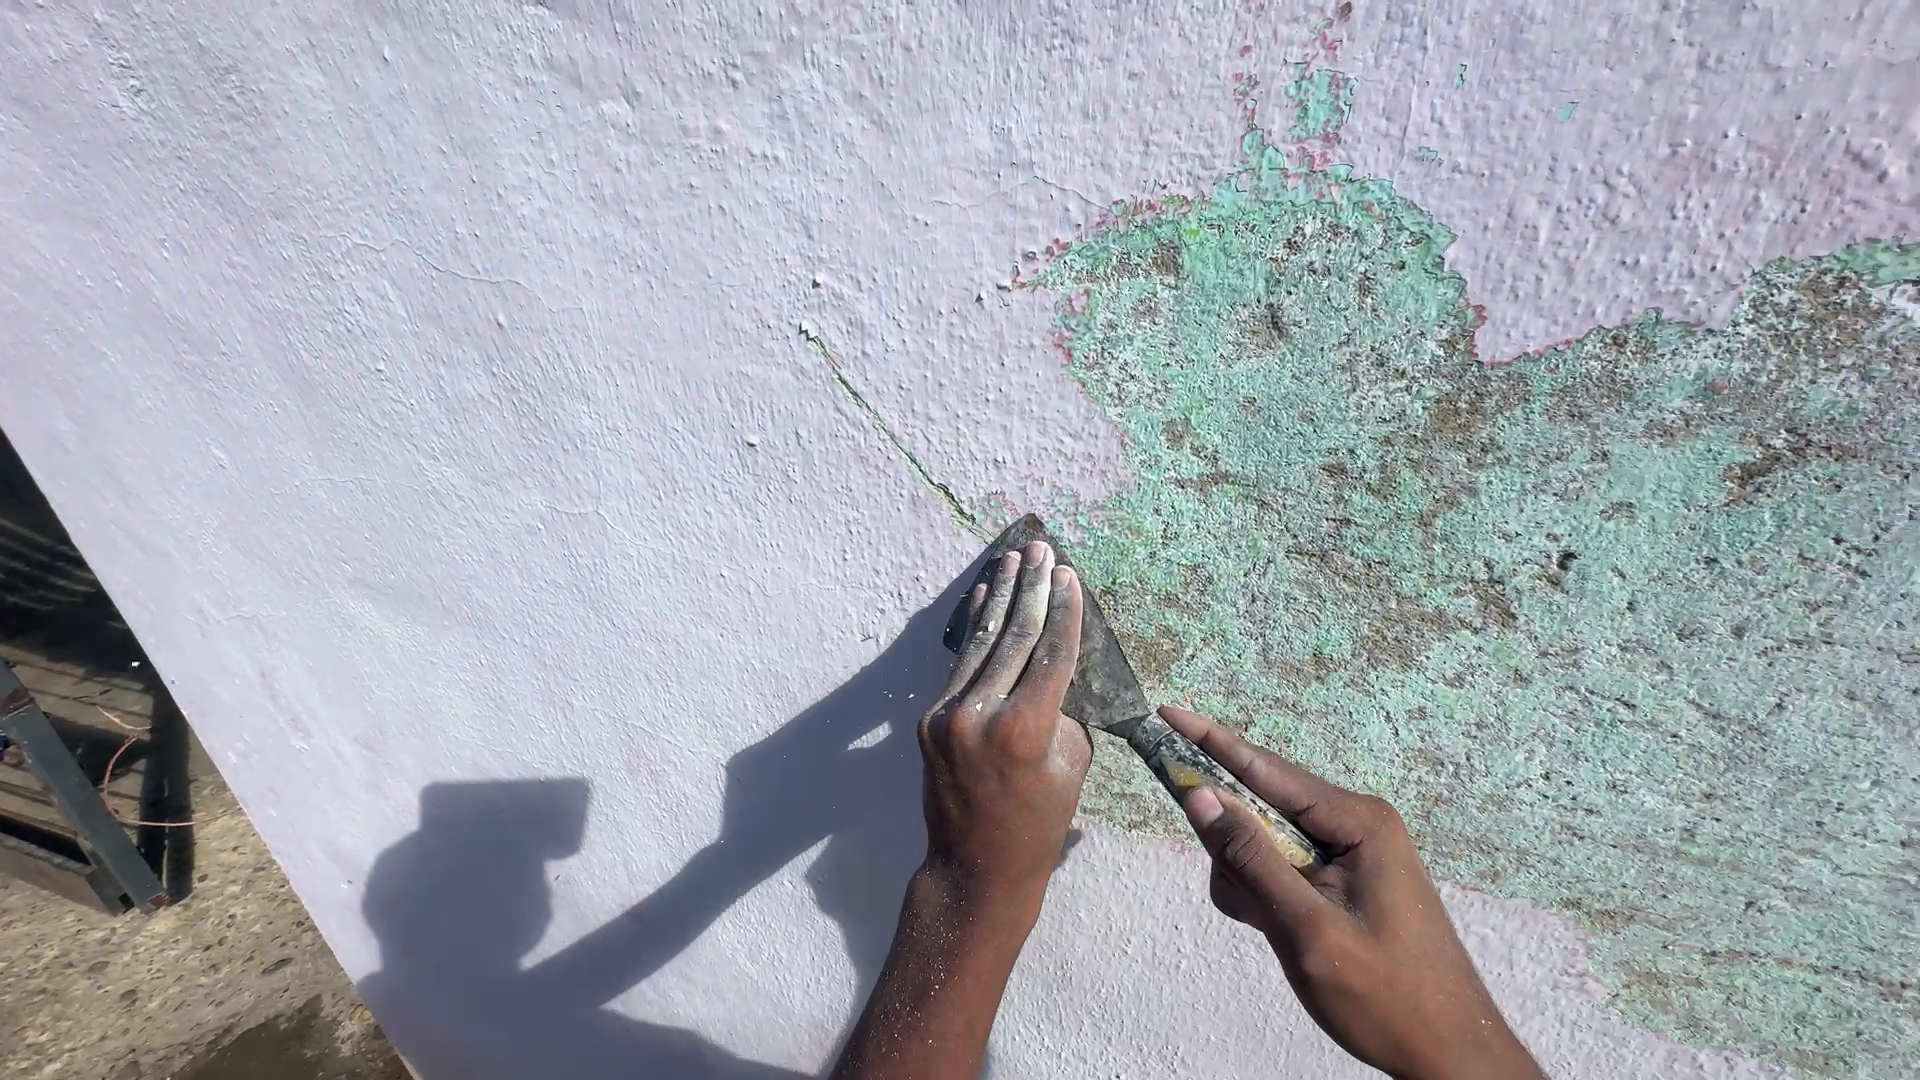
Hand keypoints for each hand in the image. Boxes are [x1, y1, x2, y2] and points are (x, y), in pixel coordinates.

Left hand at [917, 541, 1090, 904]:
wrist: (975, 865)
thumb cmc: (1039, 821)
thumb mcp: (1071, 763)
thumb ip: (1062, 707)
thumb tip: (1050, 663)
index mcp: (1026, 729)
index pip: (1051, 653)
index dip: (1064, 610)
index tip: (1069, 574)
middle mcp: (980, 714)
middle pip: (1014, 637)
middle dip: (1032, 589)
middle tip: (1042, 550)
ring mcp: (947, 715)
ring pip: (982, 643)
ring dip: (999, 597)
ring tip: (1013, 560)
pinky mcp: (929, 718)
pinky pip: (960, 665)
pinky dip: (974, 629)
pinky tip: (982, 597)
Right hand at [1164, 706, 1545, 1079]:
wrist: (1454, 1061)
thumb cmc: (1387, 999)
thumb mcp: (1306, 930)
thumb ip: (1249, 858)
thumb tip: (1198, 795)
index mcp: (1356, 821)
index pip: (1265, 769)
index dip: (1209, 740)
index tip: (1167, 710)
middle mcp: (1353, 821)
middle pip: (1260, 808)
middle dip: (1236, 851)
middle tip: (1254, 907)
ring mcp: (1349, 847)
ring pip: (1263, 840)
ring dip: (1251, 880)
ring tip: (1276, 931)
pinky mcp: (1343, 872)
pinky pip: (1280, 863)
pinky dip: (1265, 892)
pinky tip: (1284, 930)